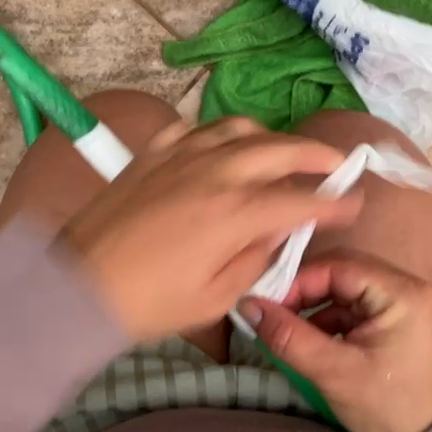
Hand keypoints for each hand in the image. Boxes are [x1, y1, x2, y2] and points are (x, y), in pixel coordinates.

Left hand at [61, 118, 361, 342]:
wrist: (77, 283)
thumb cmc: (148, 303)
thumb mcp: (214, 298)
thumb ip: (256, 259)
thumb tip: (277, 232)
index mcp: (235, 213)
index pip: (301, 199)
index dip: (334, 202)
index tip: (354, 203)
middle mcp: (215, 172)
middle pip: (280, 149)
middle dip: (316, 155)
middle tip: (335, 164)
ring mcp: (181, 156)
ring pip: (239, 128)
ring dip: (269, 137)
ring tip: (281, 153)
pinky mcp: (152, 154)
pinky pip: (195, 129)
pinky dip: (219, 135)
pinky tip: (221, 150)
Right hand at [240, 253, 431, 431]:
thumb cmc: (386, 408)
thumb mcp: (332, 372)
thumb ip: (288, 337)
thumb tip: (246, 305)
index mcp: (403, 293)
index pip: (338, 266)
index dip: (298, 281)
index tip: (266, 305)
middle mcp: (409, 288)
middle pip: (342, 271)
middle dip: (304, 291)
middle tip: (273, 313)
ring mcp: (404, 304)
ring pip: (346, 288)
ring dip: (314, 305)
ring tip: (288, 330)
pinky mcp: (396, 321)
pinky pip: (354, 306)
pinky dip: (328, 318)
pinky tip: (311, 339)